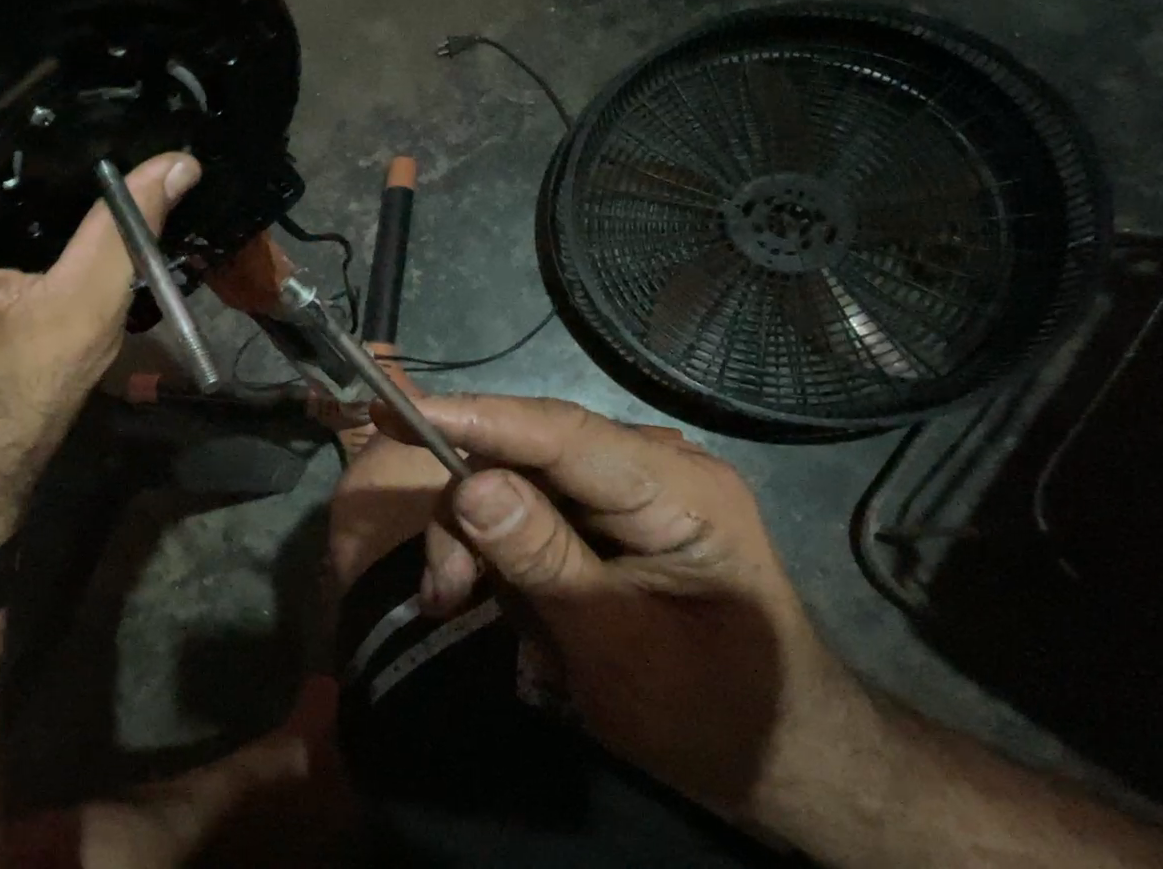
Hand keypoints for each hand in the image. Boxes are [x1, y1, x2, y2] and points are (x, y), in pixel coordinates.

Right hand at [386, 395, 863, 816]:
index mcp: (678, 490)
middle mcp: (652, 467)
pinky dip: (499, 555)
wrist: (772, 753)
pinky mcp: (609, 515)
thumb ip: (543, 560)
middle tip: (441, 594)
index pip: (560, 433)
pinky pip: (531, 512)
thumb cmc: (708, 709)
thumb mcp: (616, 645)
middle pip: (524, 456)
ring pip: (516, 485)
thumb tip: (469, 485)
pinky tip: (495, 602)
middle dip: (468, 515)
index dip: (474, 417)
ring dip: (477, 543)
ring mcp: (629, 490)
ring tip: (459, 607)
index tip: (390, 409)